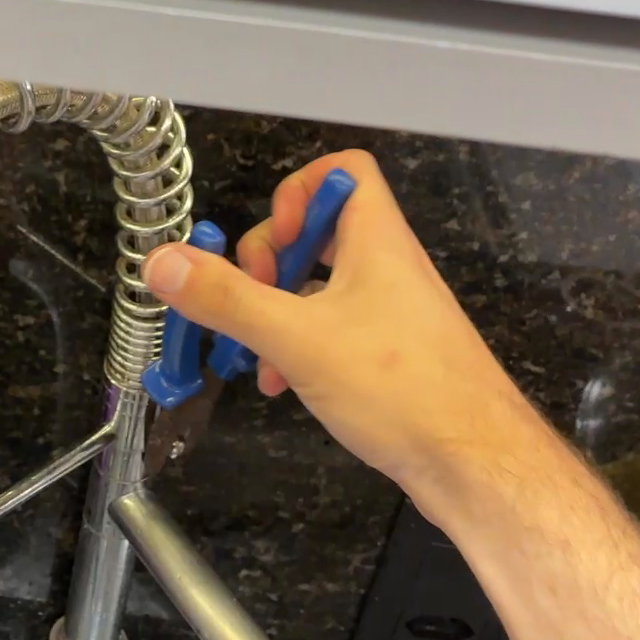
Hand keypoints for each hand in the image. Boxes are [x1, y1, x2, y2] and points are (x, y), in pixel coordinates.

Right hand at [142, 150, 543, 490]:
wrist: (477, 467)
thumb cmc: (398, 389)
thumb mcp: (296, 338)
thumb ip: (225, 299)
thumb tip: (161, 262)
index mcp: (376, 242)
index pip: (343, 172)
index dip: (295, 191)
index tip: (271, 240)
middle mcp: (385, 268)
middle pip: (316, 231)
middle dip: (269, 262)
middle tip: (250, 298)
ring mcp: (388, 312)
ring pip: (317, 286)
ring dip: (273, 309)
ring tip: (253, 348)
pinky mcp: (387, 352)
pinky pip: (329, 328)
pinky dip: (295, 344)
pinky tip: (280, 381)